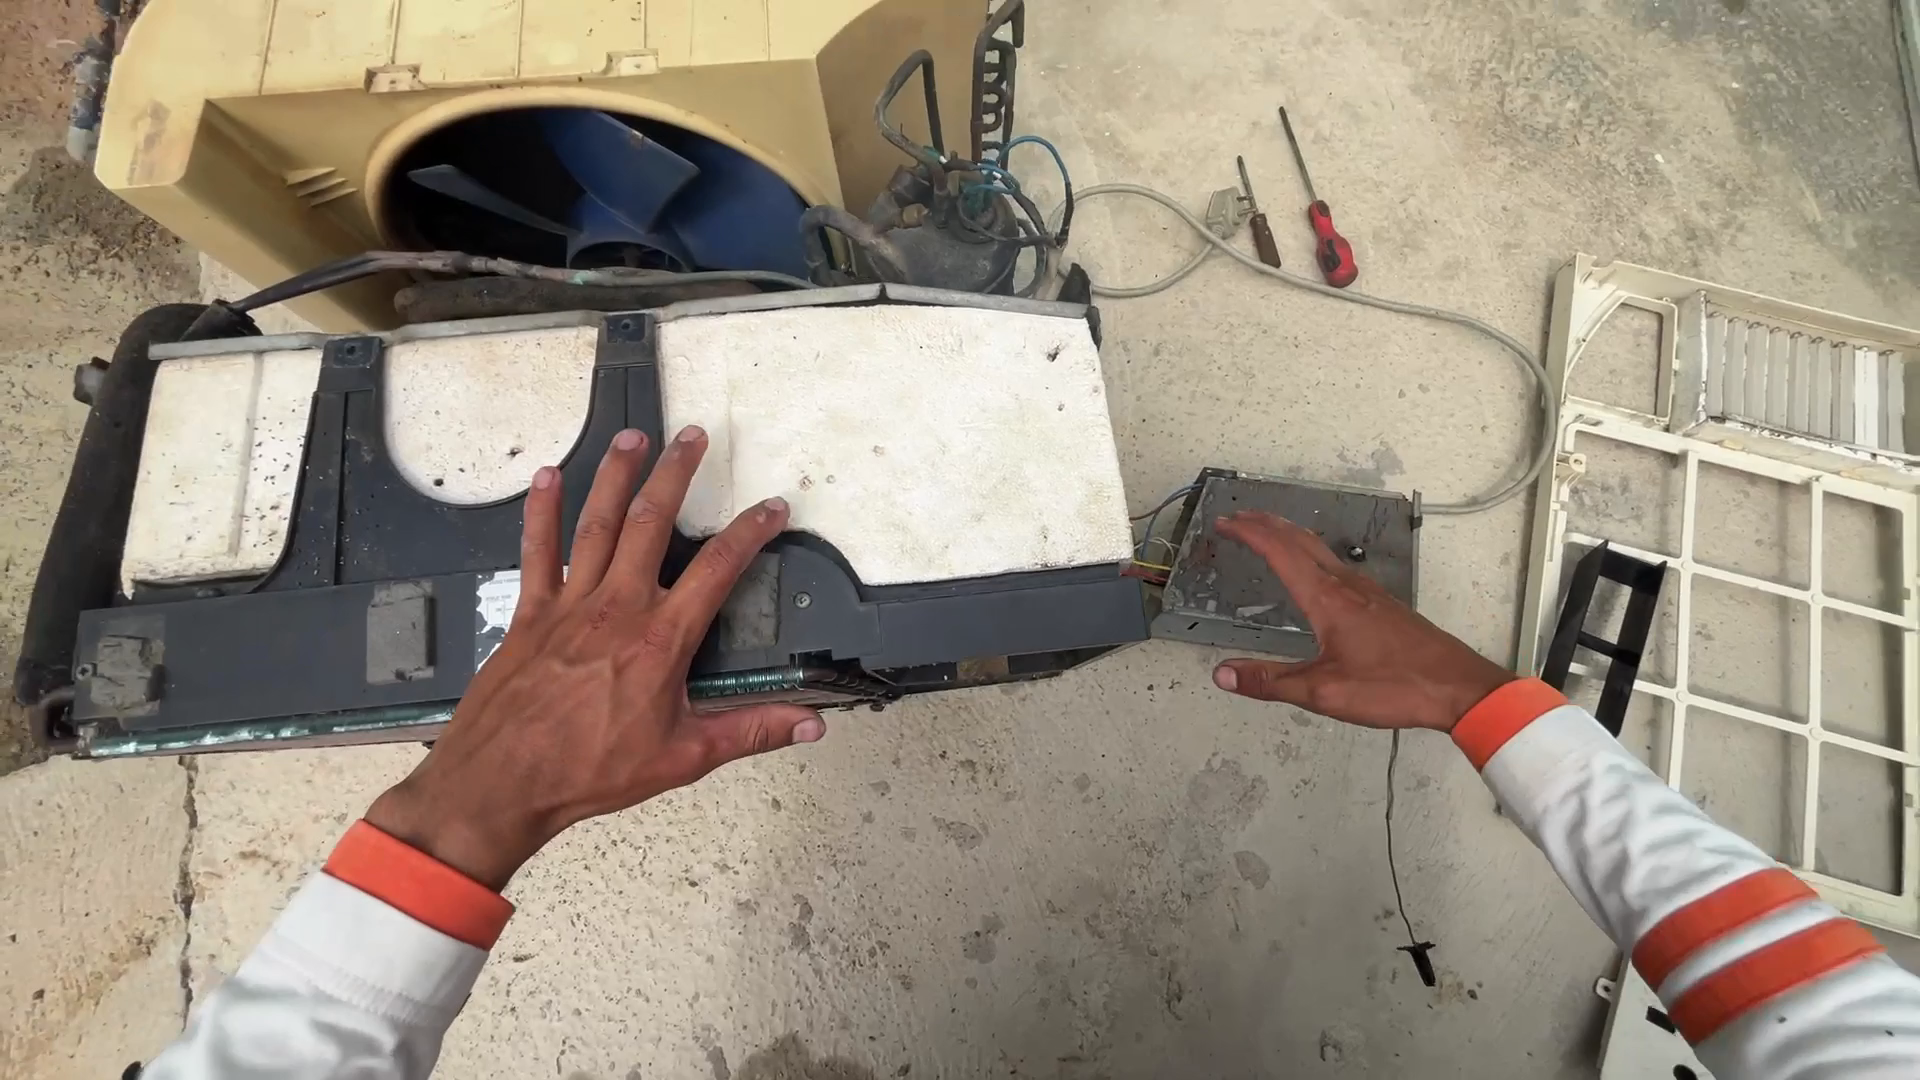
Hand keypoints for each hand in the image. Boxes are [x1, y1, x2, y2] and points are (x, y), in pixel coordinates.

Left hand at [366, 426, 824, 888]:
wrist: (499, 787)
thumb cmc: (592, 771)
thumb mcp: (686, 756)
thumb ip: (752, 731)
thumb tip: (811, 726)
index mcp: (661, 637)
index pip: (718, 568)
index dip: (750, 532)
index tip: (772, 508)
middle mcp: (618, 606)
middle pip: (651, 523)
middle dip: (676, 474)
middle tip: (693, 436)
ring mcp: (570, 603)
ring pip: (597, 524)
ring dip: (616, 475)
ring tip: (634, 437)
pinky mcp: (530, 612)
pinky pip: (536, 551)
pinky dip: (540, 512)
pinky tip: (546, 477)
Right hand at [1209, 511, 1513, 732]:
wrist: (1461, 689)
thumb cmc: (1392, 687)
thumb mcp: (1323, 692)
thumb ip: (1269, 681)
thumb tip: (1221, 674)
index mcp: (1326, 598)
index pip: (1279, 551)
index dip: (1248, 533)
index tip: (1224, 522)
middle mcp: (1345, 585)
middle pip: (1299, 539)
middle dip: (1265, 523)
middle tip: (1238, 517)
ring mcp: (1366, 590)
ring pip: (1318, 547)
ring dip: (1287, 533)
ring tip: (1267, 531)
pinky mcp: (1380, 601)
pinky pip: (1334, 562)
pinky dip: (1309, 551)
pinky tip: (1312, 567)